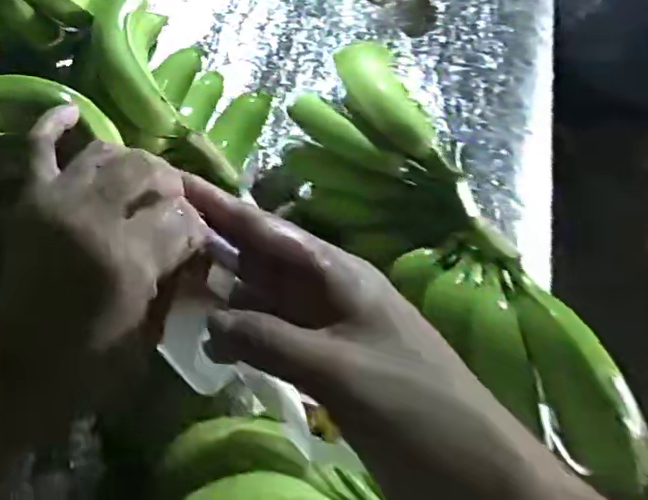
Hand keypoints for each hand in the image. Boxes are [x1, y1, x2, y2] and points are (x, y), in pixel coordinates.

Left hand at [0, 107, 205, 444]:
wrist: (10, 363)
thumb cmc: (85, 363)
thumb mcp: (145, 332)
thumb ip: (173, 279)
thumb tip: (194, 243)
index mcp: (127, 259)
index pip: (180, 217)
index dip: (195, 226)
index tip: (196, 235)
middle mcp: (94, 216)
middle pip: (149, 171)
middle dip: (170, 186)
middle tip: (172, 204)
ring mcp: (57, 198)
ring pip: (106, 151)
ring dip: (130, 161)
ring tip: (139, 178)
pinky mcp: (30, 194)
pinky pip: (40, 144)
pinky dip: (54, 122)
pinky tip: (74, 111)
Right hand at [183, 174, 596, 499]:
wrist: (489, 485)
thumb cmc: (420, 410)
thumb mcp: (342, 371)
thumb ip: (269, 338)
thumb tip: (208, 320)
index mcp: (338, 271)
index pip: (265, 227)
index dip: (219, 203)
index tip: (176, 178)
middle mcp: (328, 288)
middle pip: (259, 254)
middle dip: (213, 236)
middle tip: (159, 220)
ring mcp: (327, 327)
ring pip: (262, 293)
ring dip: (221, 283)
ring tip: (170, 268)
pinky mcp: (326, 363)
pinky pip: (272, 333)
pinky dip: (240, 329)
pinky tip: (208, 331)